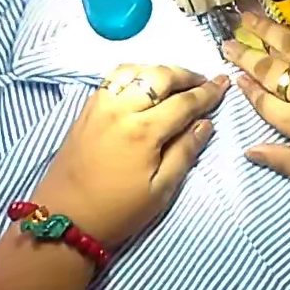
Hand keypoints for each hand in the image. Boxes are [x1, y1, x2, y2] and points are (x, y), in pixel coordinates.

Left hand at [31, 66, 226, 245]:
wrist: (65, 219)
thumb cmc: (119, 211)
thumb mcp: (161, 190)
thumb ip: (185, 152)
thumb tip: (205, 124)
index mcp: (143, 131)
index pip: (184, 102)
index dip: (208, 92)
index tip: (224, 83)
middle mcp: (121, 110)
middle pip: (159, 76)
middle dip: (186, 75)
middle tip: (204, 81)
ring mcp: (100, 106)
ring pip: (134, 70)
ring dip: (159, 71)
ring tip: (175, 81)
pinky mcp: (86, 110)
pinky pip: (112, 79)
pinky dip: (134, 74)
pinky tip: (144, 84)